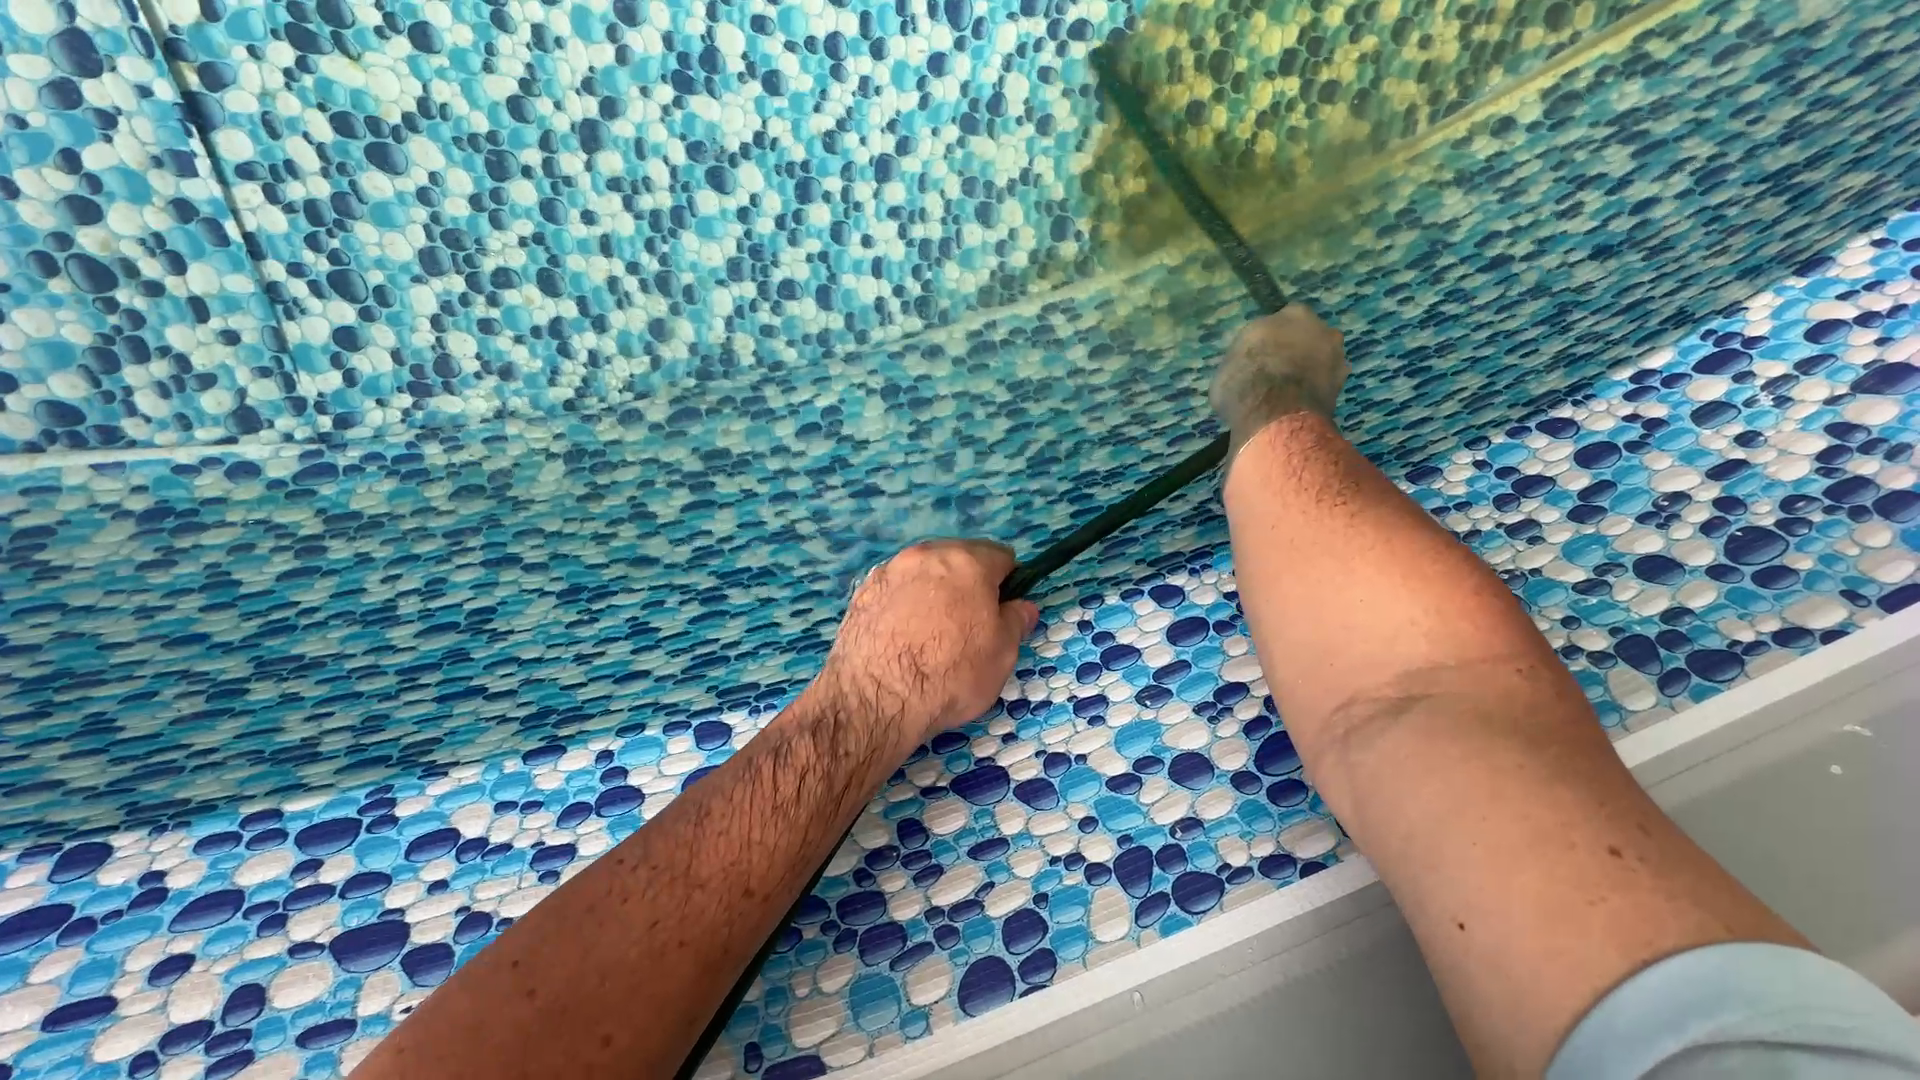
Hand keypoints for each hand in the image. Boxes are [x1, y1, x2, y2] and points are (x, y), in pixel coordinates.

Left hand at [814, 540, 1038, 761]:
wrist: (875, 699)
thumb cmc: (950, 675)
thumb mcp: (1002, 654)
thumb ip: (1016, 621)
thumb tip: (1022, 606)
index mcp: (967, 561)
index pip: (1001, 556)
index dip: (1007, 583)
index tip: (1001, 612)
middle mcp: (926, 555)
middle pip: (959, 558)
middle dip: (968, 583)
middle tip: (969, 625)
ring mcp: (889, 571)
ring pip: (925, 572)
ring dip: (934, 591)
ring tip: (931, 633)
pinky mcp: (862, 592)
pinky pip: (896, 590)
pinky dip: (905, 604)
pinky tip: (903, 637)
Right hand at [1210, 305, 1348, 466]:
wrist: (1273, 414)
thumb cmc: (1244, 378)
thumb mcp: (1231, 359)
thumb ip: (1249, 354)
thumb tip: (1248, 361)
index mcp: (1295, 314)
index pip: (1286, 318)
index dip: (1274, 335)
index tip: (1263, 351)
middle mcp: (1323, 329)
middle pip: (1311, 336)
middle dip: (1298, 349)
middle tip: (1278, 370)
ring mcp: (1337, 358)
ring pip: (1322, 361)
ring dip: (1309, 371)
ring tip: (1288, 392)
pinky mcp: (1341, 388)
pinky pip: (1324, 386)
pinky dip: (1314, 393)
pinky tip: (1297, 405)